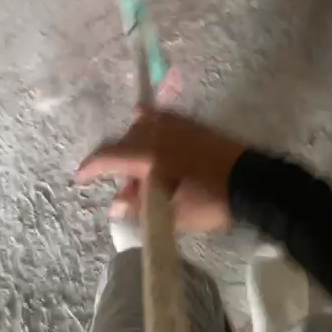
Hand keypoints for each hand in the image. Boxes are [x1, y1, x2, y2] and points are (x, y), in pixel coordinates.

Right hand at [76, 108, 248, 232]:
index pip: (108, 157)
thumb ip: (140, 207)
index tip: (79, 179)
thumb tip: (116, 205)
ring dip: (133, 146)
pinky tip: (146, 125)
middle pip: (123, 143)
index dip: (91, 167)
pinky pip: (160, 117)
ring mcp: (175, 125)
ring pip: (141, 128)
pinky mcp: (191, 124)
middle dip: (116, 164)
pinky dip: (148, 123)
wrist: (252, 184)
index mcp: (150, 157)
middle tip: (124, 191)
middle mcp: (157, 134)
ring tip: (139, 169)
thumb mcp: (174, 214)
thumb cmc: (211, 202)